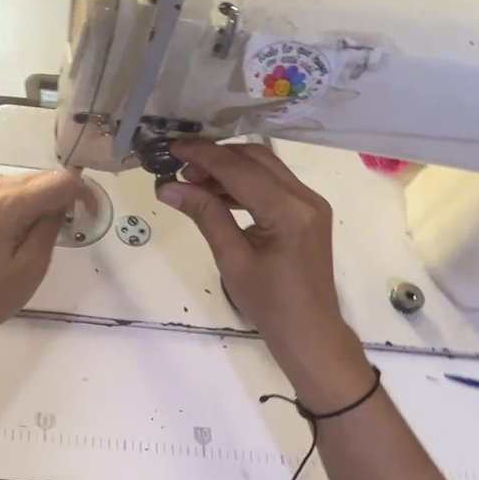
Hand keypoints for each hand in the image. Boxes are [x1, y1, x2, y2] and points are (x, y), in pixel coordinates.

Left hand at [0, 169, 86, 348]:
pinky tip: (28, 222)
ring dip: (44, 195)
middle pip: (40, 176)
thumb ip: (51, 226)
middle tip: (78, 220)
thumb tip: (63, 202)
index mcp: (5, 205)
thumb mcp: (33, 266)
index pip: (57, 181)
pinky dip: (24, 199)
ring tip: (53, 224)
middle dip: (63, 193)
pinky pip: (6, 189)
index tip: (92, 214)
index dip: (82, 192)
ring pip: (23, 180)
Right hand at [155, 140, 368, 402]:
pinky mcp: (307, 211)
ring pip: (264, 167)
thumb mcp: (231, 260)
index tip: (171, 147)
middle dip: (215, 156)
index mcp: (289, 211)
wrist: (310, 333)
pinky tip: (215, 193)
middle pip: (255, 158)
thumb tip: (168, 187)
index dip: (203, 155)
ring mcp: (310, 202)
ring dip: (228, 167)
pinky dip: (242, 182)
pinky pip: (272, 183)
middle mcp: (305, 198)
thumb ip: (204, 215)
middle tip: (179, 165)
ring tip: (191, 180)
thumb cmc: (270, 304)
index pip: (239, 169)